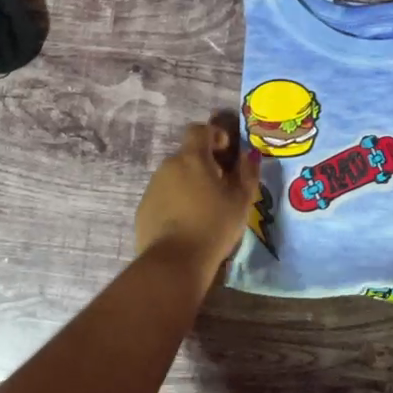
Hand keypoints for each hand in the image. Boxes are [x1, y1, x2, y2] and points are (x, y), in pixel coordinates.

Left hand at [135, 122, 261, 275]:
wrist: (174, 262)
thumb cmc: (214, 226)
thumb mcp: (241, 200)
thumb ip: (247, 173)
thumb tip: (249, 155)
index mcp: (191, 158)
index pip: (199, 131)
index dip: (215, 135)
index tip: (227, 152)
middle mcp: (167, 166)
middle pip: (187, 156)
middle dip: (204, 165)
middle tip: (221, 186)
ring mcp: (152, 187)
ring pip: (174, 177)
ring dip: (189, 184)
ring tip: (205, 208)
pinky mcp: (143, 208)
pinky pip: (164, 196)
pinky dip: (176, 202)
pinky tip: (187, 224)